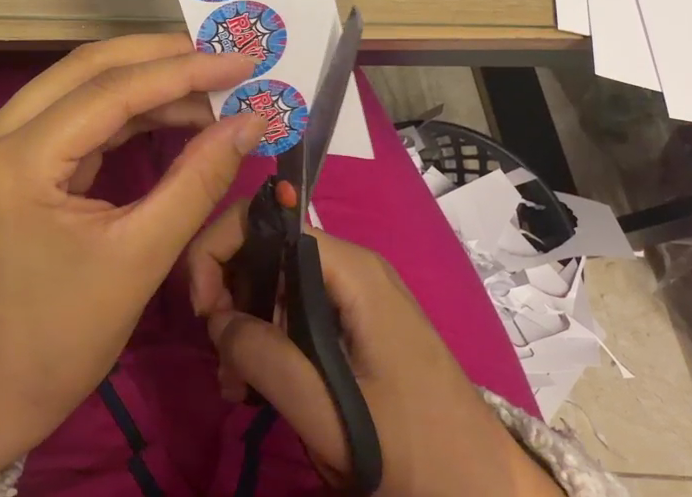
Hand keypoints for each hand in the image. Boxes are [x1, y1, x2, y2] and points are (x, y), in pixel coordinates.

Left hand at [0, 35, 265, 480]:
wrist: (8, 371)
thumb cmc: (70, 329)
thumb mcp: (142, 255)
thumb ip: (196, 181)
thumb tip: (250, 122)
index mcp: (17, 160)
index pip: (108, 92)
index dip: (181, 72)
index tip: (241, 60)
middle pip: (87, 69)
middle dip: (162, 59)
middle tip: (227, 58)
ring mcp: (0, 137)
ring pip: (81, 83)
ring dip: (147, 81)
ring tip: (213, 87)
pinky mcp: (13, 149)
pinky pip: (76, 111)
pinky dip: (127, 108)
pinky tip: (176, 111)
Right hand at [186, 208, 563, 496]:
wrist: (489, 496)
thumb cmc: (418, 450)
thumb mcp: (331, 411)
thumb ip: (264, 357)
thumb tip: (216, 321)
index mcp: (351, 271)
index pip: (262, 221)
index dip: (219, 253)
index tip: (202, 313)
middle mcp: (351, 270)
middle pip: (263, 252)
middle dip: (227, 296)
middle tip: (219, 359)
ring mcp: (354, 299)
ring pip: (273, 287)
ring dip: (243, 328)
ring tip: (235, 386)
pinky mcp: (354, 328)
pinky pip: (294, 316)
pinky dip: (266, 343)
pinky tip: (255, 387)